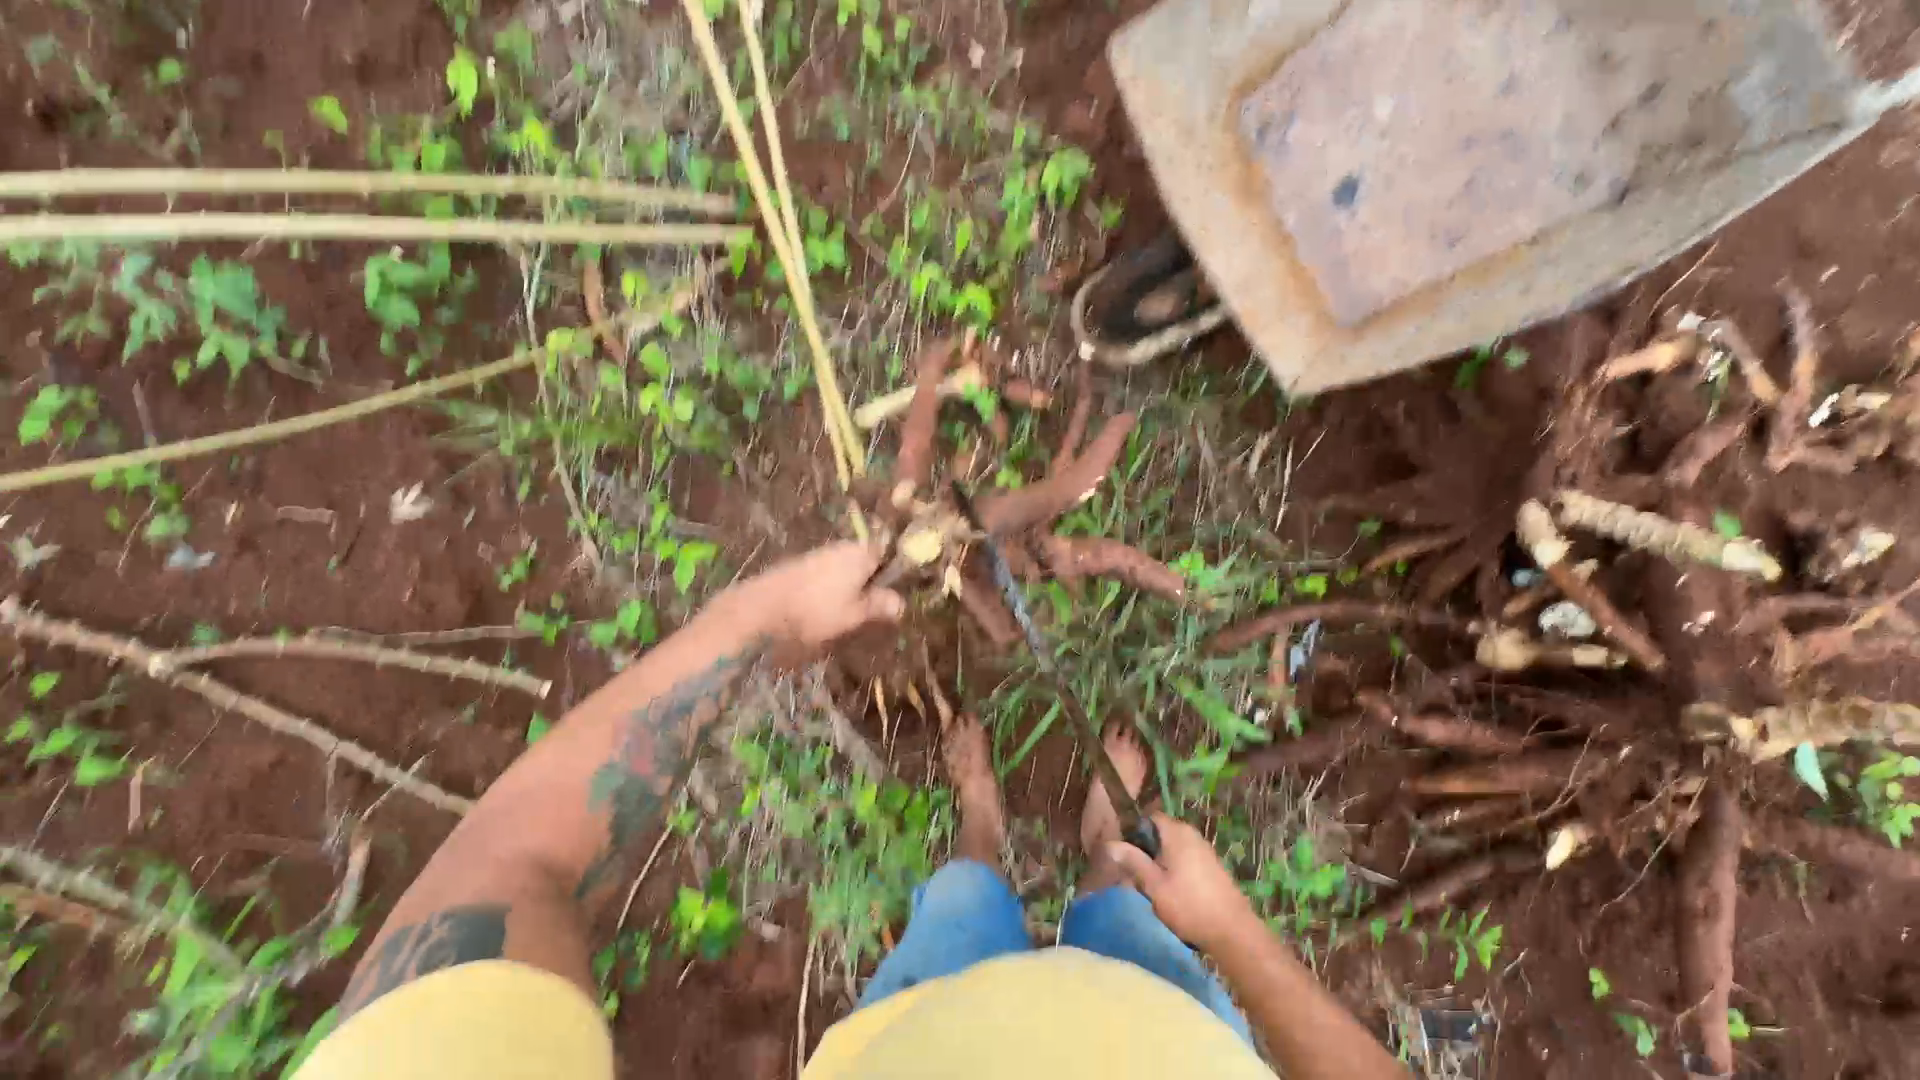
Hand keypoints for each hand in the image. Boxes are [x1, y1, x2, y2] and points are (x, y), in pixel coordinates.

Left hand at [733, 541, 904, 648]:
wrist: (761, 608)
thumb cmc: (816, 611)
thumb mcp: (853, 614)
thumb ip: (878, 605)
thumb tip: (901, 602)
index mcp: (860, 554)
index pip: (885, 554)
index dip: (890, 574)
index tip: (889, 597)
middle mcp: (840, 547)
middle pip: (863, 560)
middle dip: (867, 582)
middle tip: (867, 612)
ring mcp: (817, 554)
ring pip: (843, 568)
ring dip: (846, 587)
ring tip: (843, 616)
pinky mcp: (798, 565)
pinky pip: (824, 574)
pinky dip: (827, 589)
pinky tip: (820, 610)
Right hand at [1107, 814, 1256, 952]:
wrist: (1233, 932)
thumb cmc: (1189, 906)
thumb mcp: (1154, 885)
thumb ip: (1133, 861)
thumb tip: (1109, 843)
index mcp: (1177, 833)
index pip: (1148, 818)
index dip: (1132, 831)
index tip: (1123, 852)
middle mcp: (1191, 835)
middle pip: (1159, 834)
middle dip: (1145, 851)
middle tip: (1133, 875)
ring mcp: (1204, 850)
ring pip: (1171, 849)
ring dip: (1159, 863)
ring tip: (1150, 887)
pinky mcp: (1211, 867)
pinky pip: (1184, 860)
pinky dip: (1173, 870)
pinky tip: (1170, 893)